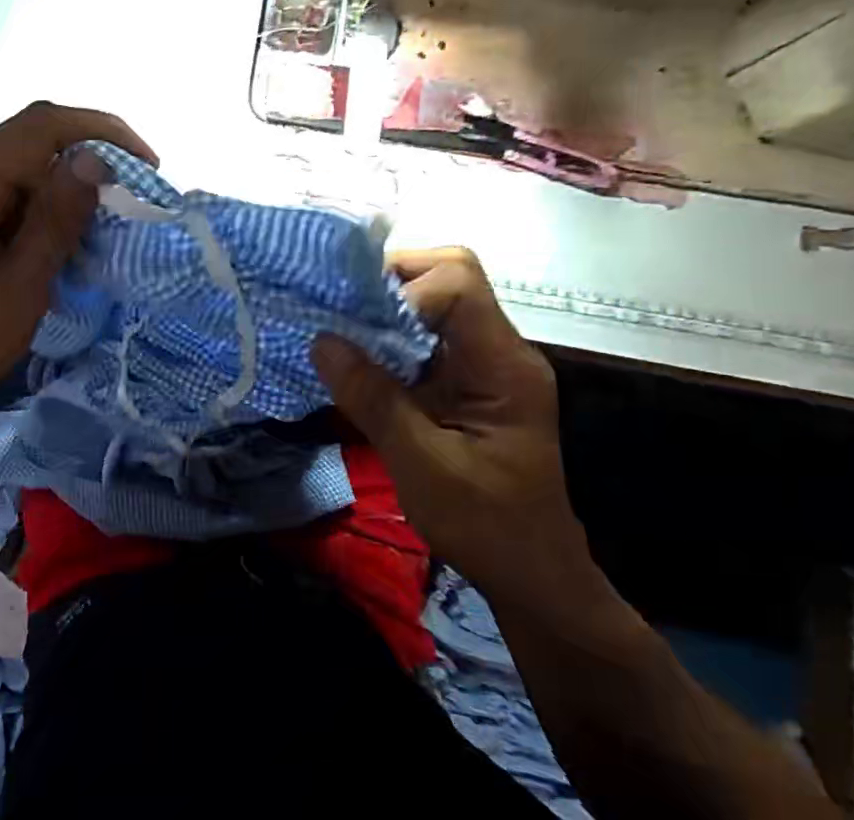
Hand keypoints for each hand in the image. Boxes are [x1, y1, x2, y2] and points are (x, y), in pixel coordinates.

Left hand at [0, 103, 155, 465]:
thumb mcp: (16, 294)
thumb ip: (55, 223)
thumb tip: (95, 161)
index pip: (40, 126)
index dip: (103, 132)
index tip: (148, 166)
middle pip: (27, 140)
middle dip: (87, 161)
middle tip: (129, 205)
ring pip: (15, 167)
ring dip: (63, 189)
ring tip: (99, 231)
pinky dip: (37, 208)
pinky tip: (55, 244)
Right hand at [311, 248, 587, 605]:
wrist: (531, 574)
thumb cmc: (484, 525)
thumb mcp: (421, 465)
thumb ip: (373, 399)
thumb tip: (321, 342)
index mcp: (504, 365)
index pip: (459, 284)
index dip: (404, 290)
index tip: (357, 322)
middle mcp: (502, 352)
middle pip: (452, 279)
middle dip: (392, 284)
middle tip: (342, 310)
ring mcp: (488, 365)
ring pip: (439, 304)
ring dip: (388, 311)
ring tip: (341, 329)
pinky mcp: (471, 383)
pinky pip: (431, 339)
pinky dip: (393, 340)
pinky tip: (361, 359)